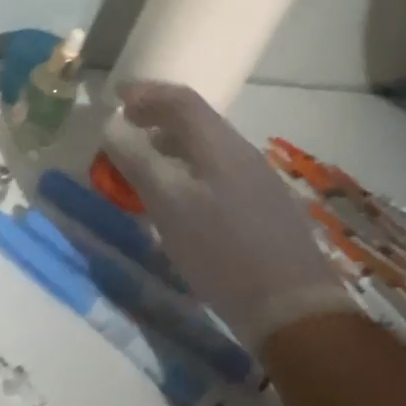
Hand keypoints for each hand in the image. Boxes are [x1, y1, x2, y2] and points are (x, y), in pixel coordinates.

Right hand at [100, 81, 353, 351]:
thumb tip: (110, 124)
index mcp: (220, 145)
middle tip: (127, 125)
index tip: (115, 96)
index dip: (145, 92)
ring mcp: (261, 181)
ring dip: (174, 142)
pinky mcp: (268, 209)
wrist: (295, 313)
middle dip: (158, 116)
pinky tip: (183, 195)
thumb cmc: (222, 251)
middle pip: (198, 119)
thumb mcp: (167, 205)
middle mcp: (244, 153)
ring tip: (148, 158)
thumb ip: (136, 160)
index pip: (180, 99)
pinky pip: (221, 169)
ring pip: (210, 146)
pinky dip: (192, 166)